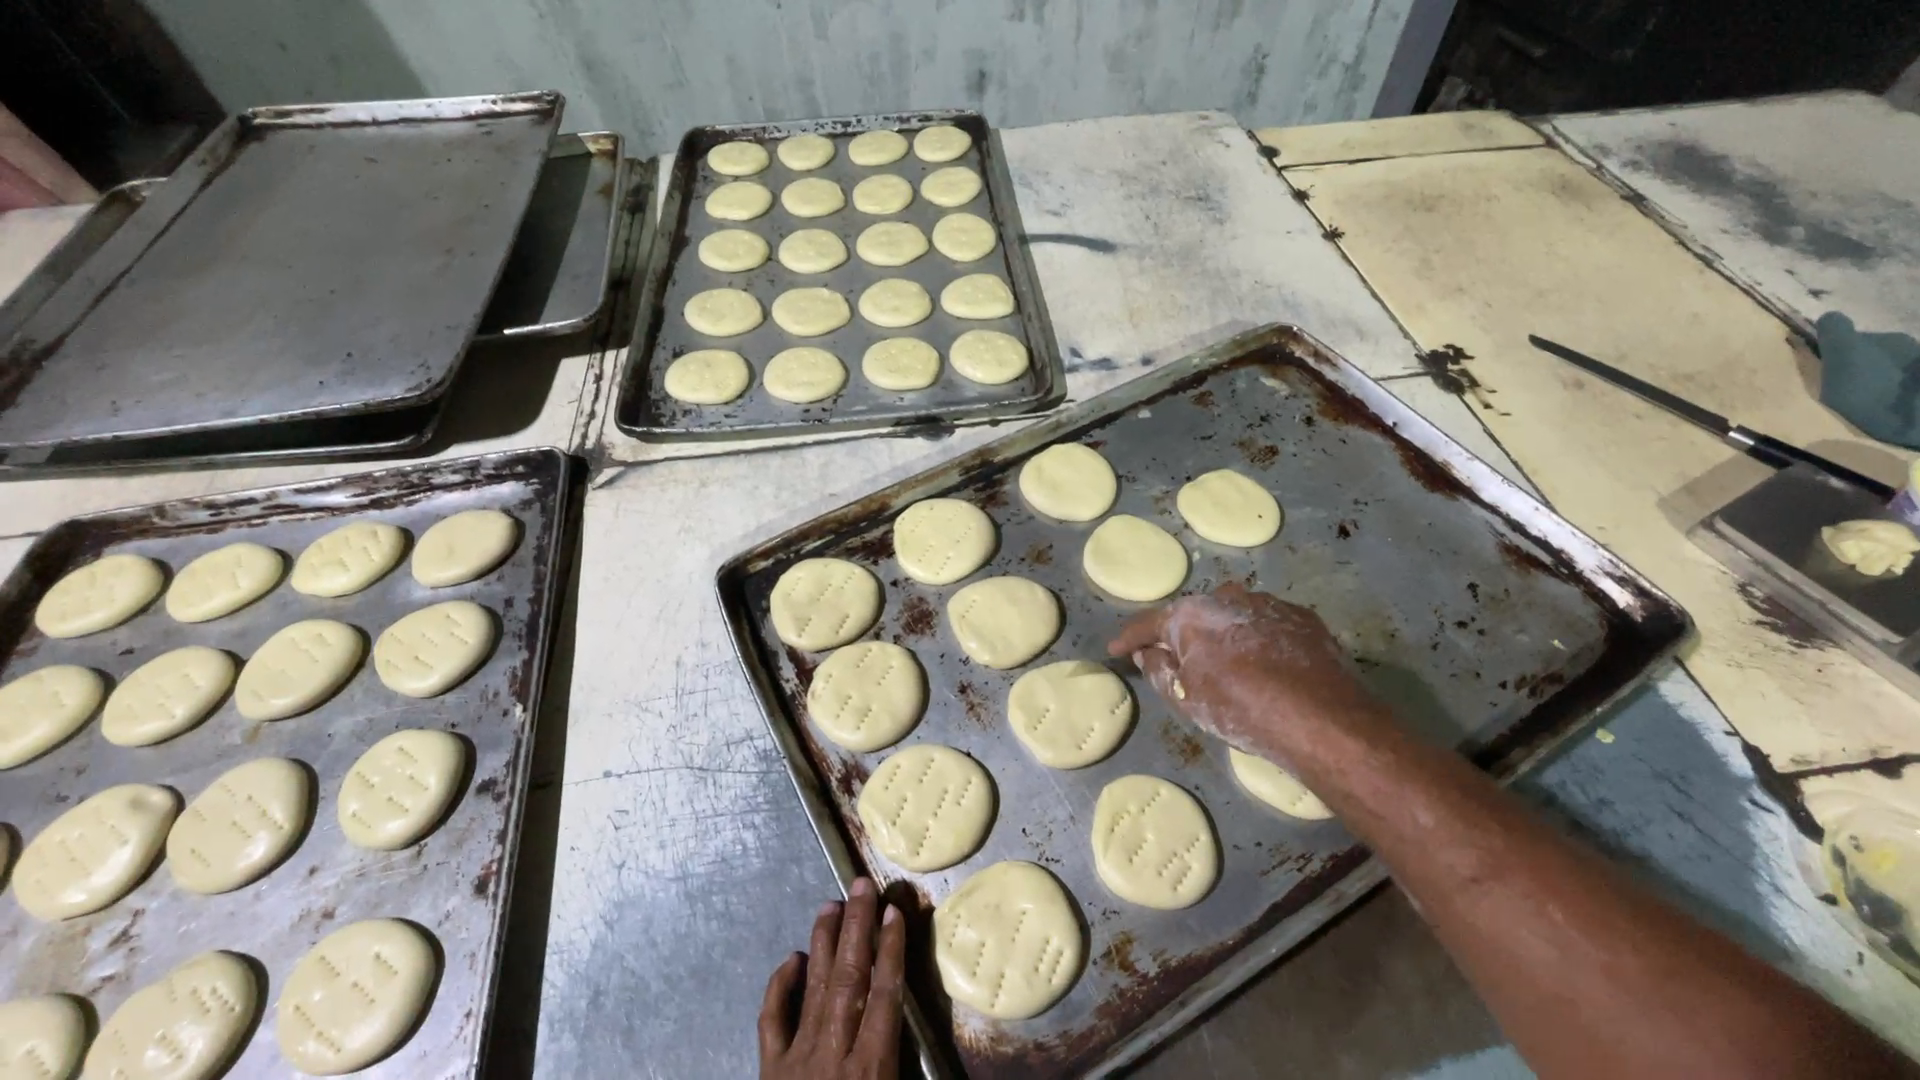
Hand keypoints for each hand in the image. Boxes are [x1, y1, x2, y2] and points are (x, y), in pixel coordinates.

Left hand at [759, 877, 906, 1079]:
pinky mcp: (770, 1068)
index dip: (891, 949)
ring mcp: (797, 1058)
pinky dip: (780, 985)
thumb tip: (910, 1015)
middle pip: (849, 978)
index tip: (894, 911)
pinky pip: (772, 1019)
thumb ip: (902, 1057)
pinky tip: (793, 957)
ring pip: (813, 988)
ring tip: (831, 905)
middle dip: (857, 928)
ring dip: (824, 943)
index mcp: (870, 1066)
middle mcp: (833, 1051)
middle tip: (861, 886)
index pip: (885, 995)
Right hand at [1107, 583, 1376, 760]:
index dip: (1130, 638)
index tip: (1116, 649)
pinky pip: (1265, 626)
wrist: (1321, 719)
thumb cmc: (1240, 708)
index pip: (1150, 622)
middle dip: (1180, 635)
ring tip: (1222, 666)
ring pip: (1232, 617)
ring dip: (1221, 636)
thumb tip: (1146, 652)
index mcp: (1192, 614)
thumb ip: (1158, 669)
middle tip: (1173, 660)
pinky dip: (1254, 641)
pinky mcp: (1303, 619)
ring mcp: (1269, 604)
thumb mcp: (1186, 698)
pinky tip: (1261, 666)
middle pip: (1194, 616)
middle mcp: (1228, 597)